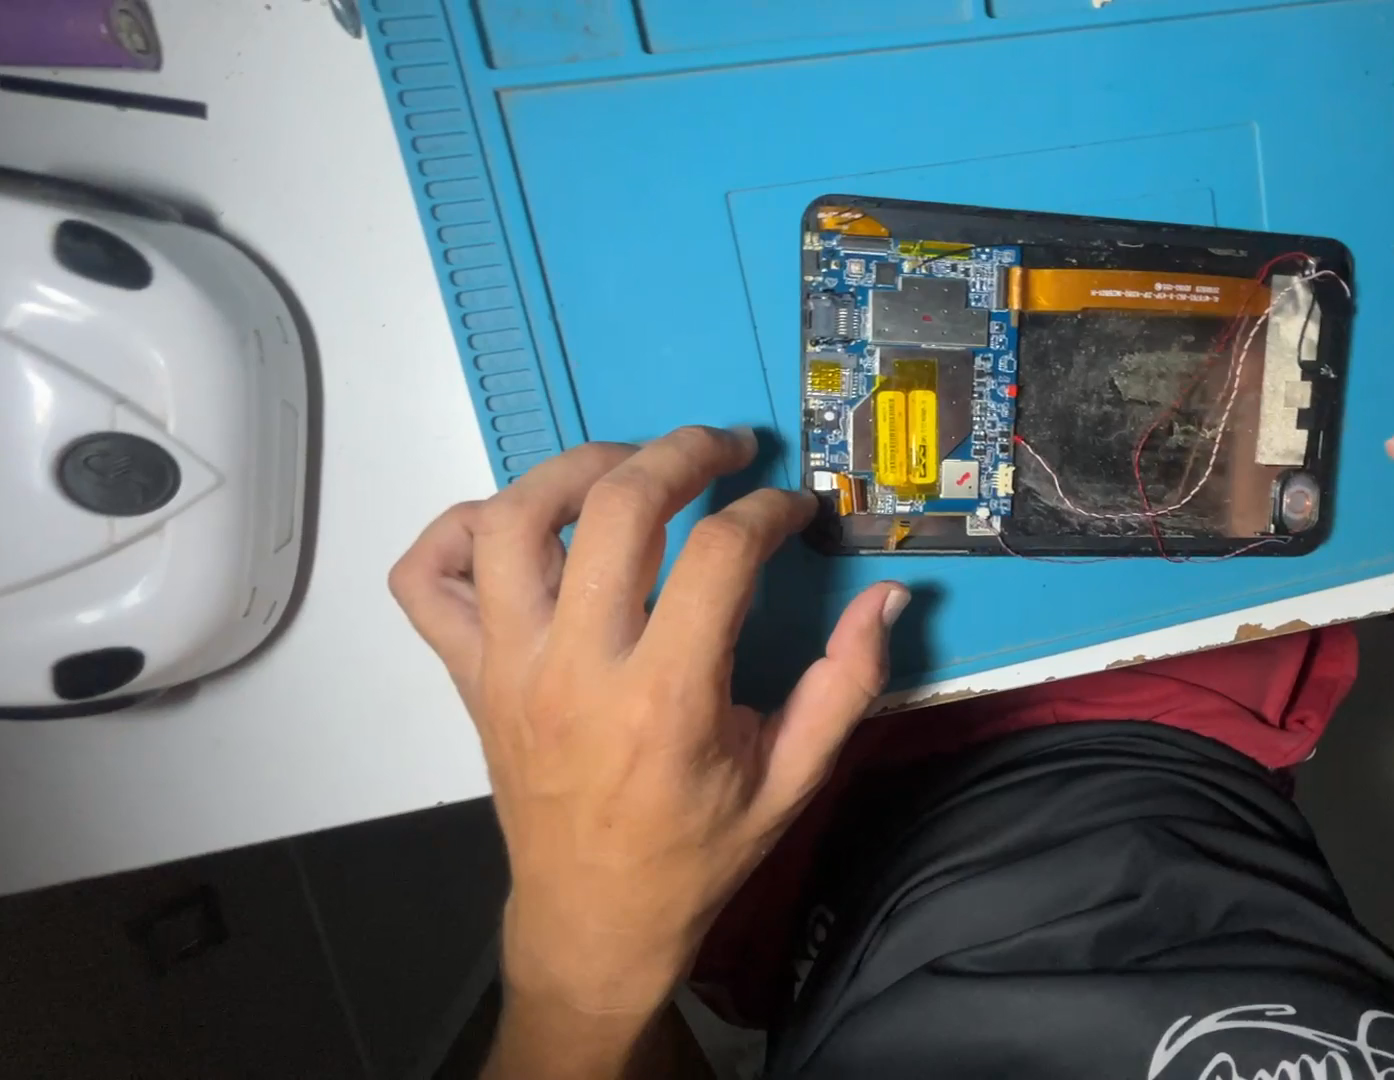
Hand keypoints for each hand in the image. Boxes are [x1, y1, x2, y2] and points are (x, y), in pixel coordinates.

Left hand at [389, 427, 908, 1013]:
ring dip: (577, 467)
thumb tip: (888, 596)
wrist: (594, 918)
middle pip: (615, 507)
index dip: (770, 511)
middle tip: (727, 447)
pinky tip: (524, 526)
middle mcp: (575, 667)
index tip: (796, 511)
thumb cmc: (701, 849)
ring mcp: (505, 667)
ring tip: (633, 464)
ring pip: (512, 520)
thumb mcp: (796, 776)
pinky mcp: (467, 676)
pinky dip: (462, 526)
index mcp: (668, 696)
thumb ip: (849, 682)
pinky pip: (425, 576)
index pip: (720, 553)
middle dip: (683, 453)